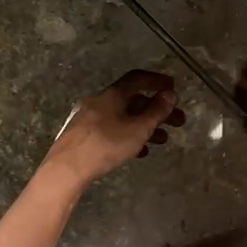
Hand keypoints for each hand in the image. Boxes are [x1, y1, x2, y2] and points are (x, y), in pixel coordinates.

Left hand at [42, 70, 186, 187]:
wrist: (67, 168)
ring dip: (145, 125)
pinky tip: (139, 152)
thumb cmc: (106, 145)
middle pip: (134, 101)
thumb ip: (156, 112)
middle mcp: (100, 102)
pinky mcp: (85, 135)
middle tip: (178, 122)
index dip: (157, 81)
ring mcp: (91, 119)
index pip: (138, 79)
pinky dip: (129, 136)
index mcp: (112, 94)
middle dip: (157, 110)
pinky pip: (113, 130)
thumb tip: (170, 94)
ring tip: (162, 140)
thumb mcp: (138, 130)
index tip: (174, 88)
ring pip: (124, 117)